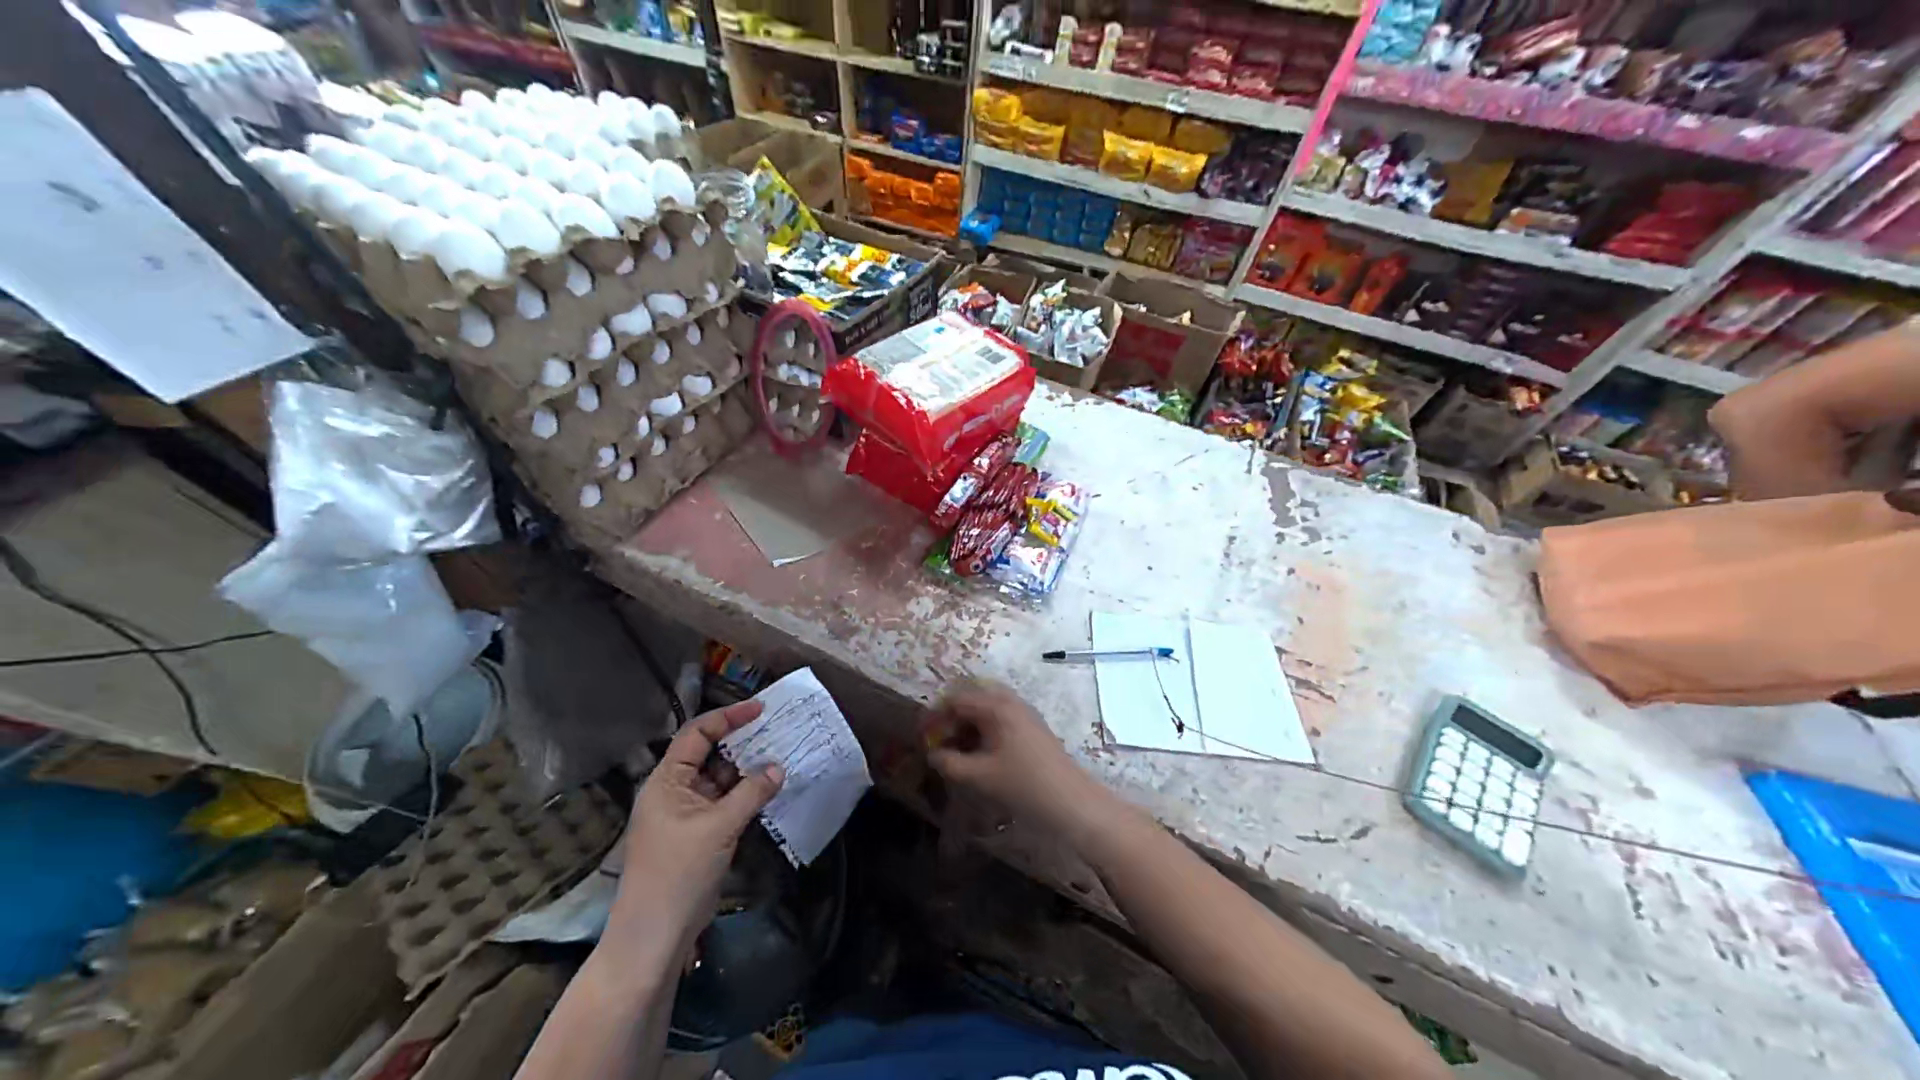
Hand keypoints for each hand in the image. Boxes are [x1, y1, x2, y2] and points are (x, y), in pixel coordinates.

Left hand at [616, 701, 783, 940]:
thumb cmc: (678, 873)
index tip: (760, 708)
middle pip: (708, 754)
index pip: (697, 734)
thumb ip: (751, 793)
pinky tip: (768, 790)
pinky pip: (723, 803)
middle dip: (742, 742)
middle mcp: (673, 791)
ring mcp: (684, 815)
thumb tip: (778, 767)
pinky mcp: (696, 835)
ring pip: (719, 780)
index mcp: (666, 781)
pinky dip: (744, 795)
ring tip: (780, 756)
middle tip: (777, 730)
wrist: (653, 937)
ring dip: (746, 770)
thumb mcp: (719, 828)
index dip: (728, 717)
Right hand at [921, 679, 1099, 830]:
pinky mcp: (1031, 726)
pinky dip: (984, 729)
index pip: (956, 698)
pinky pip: (1000, 717)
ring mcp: (1024, 712)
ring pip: (986, 708)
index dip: (936, 716)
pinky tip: (979, 754)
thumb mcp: (979, 777)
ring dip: (968, 724)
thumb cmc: (1023, 785)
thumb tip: (932, 754)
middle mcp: (1010, 701)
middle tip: (941, 743)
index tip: (924, 738)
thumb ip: (950, 763)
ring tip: (957, 751)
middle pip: (971, 698)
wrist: (1071, 801)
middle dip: (952, 717)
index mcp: (996, 706)